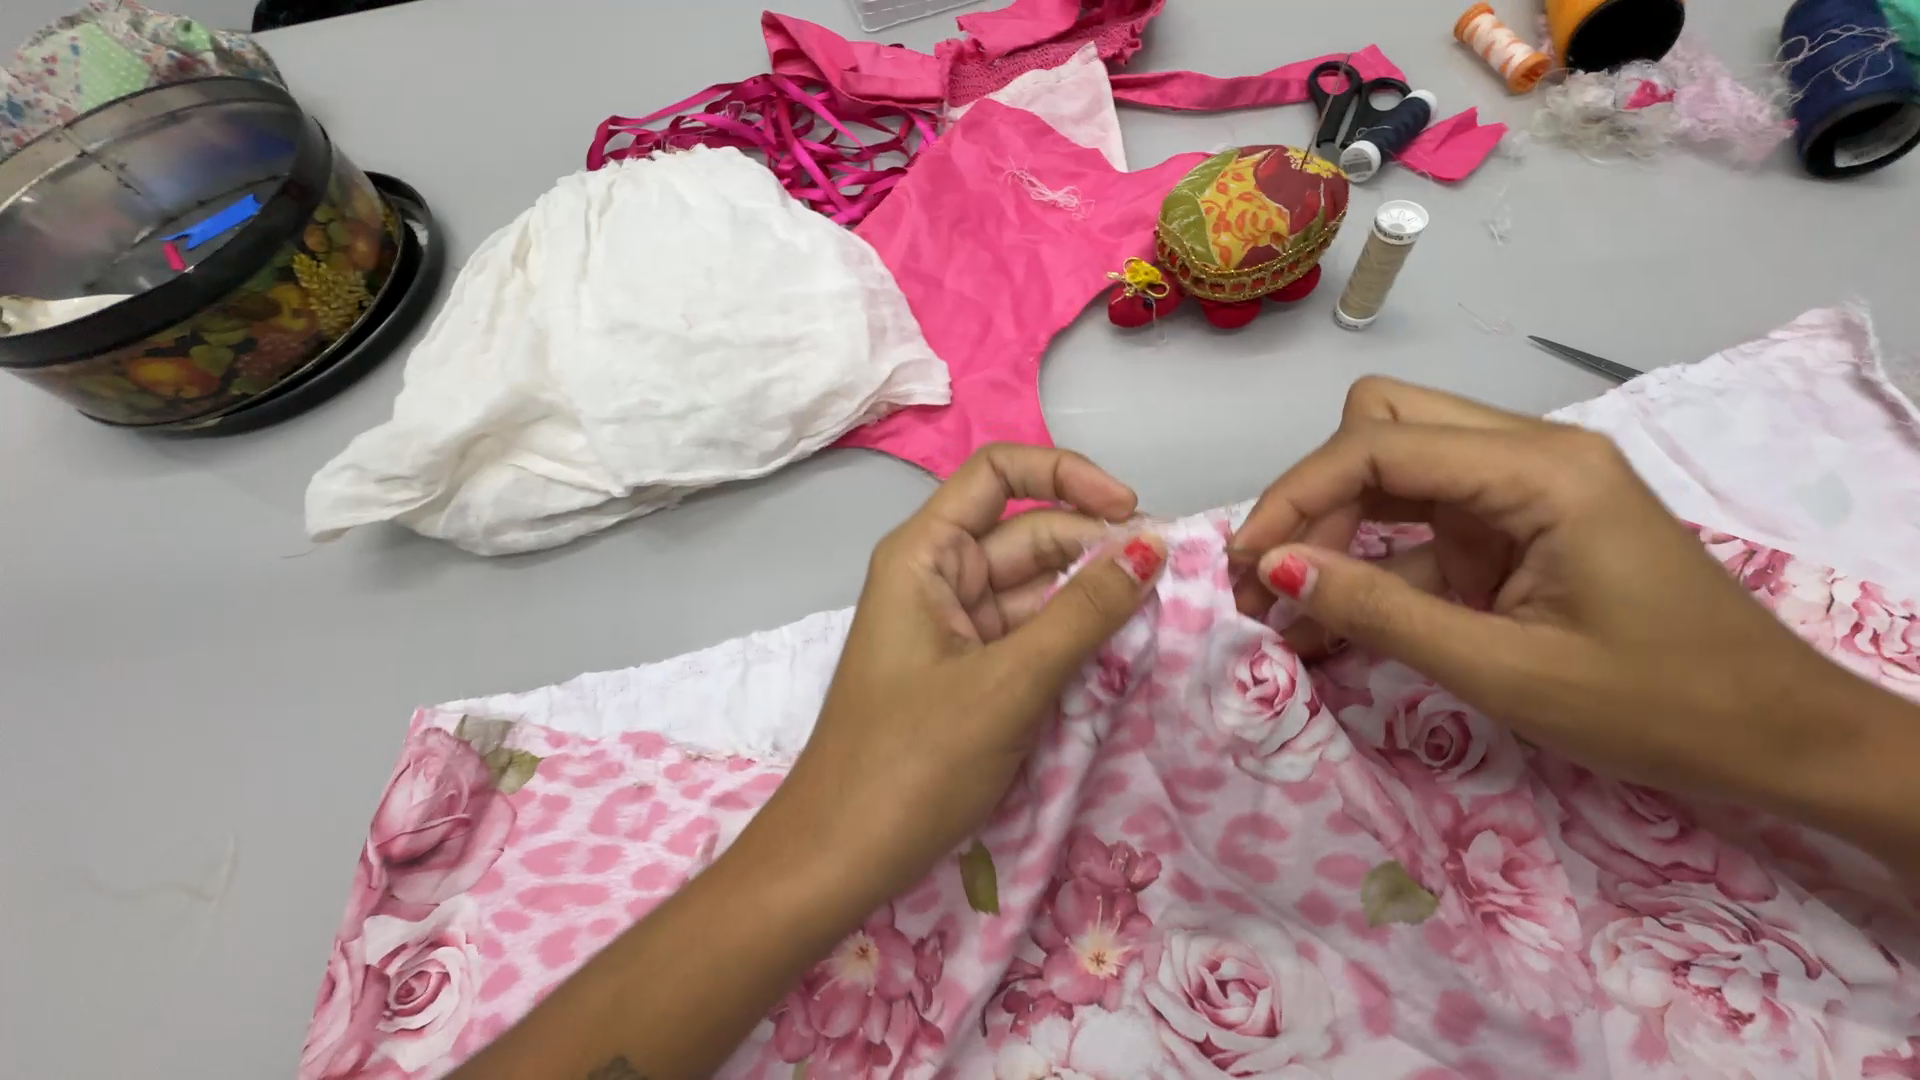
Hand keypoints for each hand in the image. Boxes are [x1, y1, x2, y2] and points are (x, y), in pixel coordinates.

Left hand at [768, 443, 1167, 908]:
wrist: (842, 857)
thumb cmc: (913, 761)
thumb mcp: (1008, 682)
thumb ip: (1083, 613)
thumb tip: (1150, 548)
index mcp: (924, 554)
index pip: (998, 474)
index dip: (1067, 475)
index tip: (1130, 510)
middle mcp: (938, 577)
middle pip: (1028, 532)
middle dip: (1095, 546)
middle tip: (1168, 576)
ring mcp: (955, 626)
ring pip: (1036, 587)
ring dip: (1092, 596)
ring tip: (1157, 611)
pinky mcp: (970, 671)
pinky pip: (1030, 633)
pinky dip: (1073, 637)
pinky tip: (1121, 646)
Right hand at [1228, 378, 1919, 867]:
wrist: (1784, 742)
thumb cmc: (1660, 709)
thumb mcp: (1502, 670)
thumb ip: (1379, 612)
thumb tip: (1273, 570)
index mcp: (1540, 472)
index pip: (1377, 446)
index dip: (1294, 497)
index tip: (1244, 563)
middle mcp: (1526, 455)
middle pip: (1378, 429)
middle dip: (1309, 498)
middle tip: (1269, 575)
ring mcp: (1518, 488)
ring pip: (1387, 472)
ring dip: (1327, 532)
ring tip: (1281, 608)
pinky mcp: (1509, 526)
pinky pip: (1412, 526)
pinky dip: (1363, 566)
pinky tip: (1326, 622)